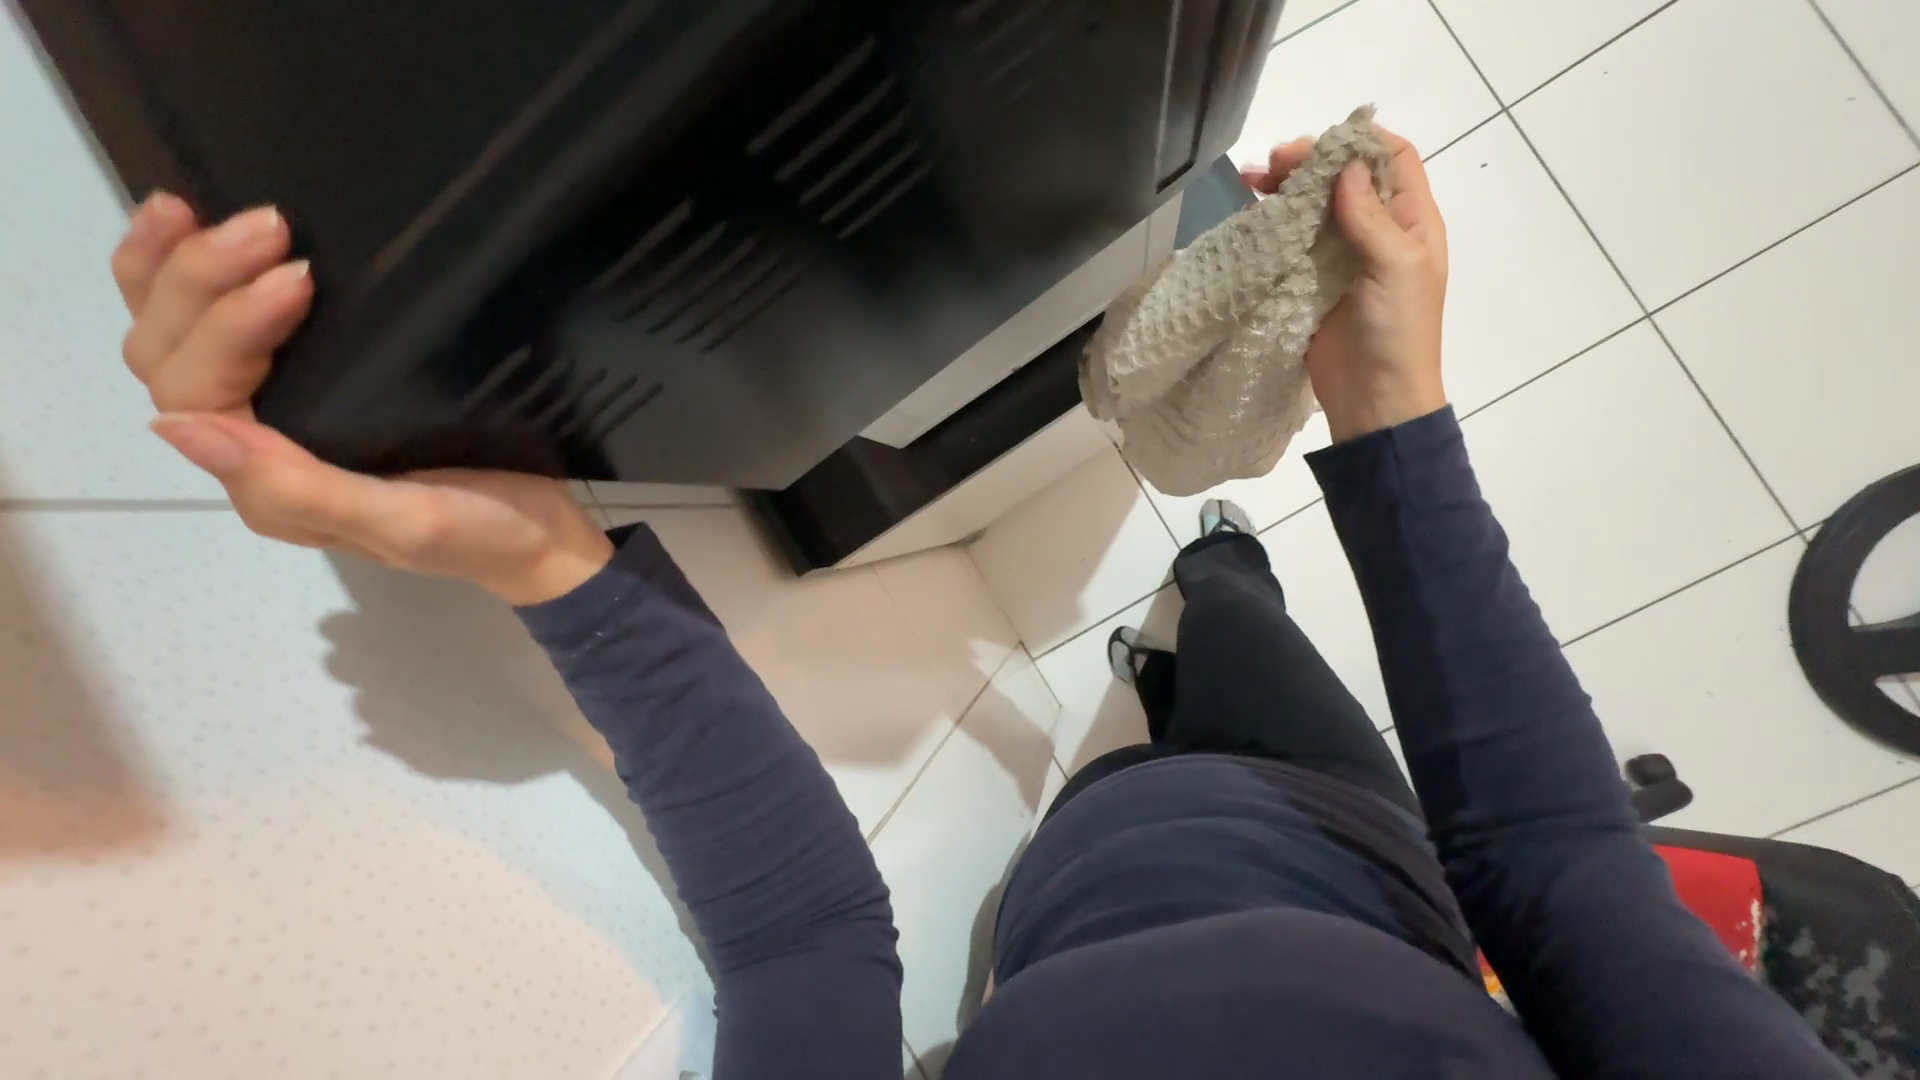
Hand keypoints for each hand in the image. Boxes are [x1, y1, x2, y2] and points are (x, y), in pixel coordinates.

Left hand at [113, 194, 613, 605]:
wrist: (540, 538)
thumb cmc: (483, 532)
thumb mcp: (406, 523)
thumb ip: (302, 488)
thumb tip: (179, 428)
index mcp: (270, 486)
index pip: (204, 388)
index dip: (232, 324)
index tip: (302, 277)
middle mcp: (255, 453)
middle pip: (169, 357)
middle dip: (198, 282)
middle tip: (269, 224)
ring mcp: (281, 425)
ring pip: (178, 344)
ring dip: (175, 273)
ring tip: (193, 206)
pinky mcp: (317, 401)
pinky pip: (230, 344)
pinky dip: (204, 288)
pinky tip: (213, 244)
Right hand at [1243, 127, 1449, 441]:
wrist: (1374, 398)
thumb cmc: (1398, 331)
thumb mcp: (1395, 268)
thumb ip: (1370, 218)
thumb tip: (1346, 167)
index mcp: (1410, 222)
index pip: (1390, 159)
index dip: (1356, 143)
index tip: (1314, 144)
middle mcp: (1375, 233)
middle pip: (1342, 181)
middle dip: (1307, 165)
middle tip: (1268, 166)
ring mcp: (1339, 260)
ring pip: (1312, 211)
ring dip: (1283, 194)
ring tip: (1249, 185)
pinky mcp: (1309, 285)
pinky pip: (1290, 247)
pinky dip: (1271, 231)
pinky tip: (1249, 222)